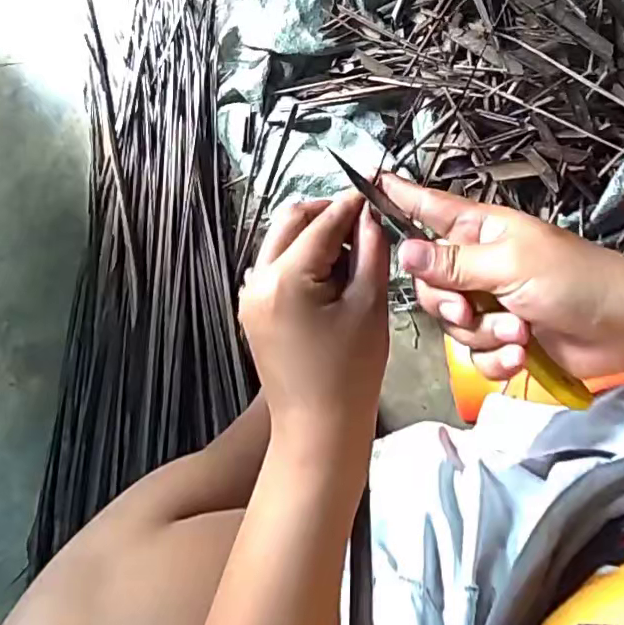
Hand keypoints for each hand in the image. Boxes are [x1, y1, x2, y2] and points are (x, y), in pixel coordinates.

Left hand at [239, 194, 389, 446]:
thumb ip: (371, 250)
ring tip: (350, 255)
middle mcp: (258, 280)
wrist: (319, 430)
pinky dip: (302, 257)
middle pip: (291, 220)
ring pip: (281, 239)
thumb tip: (369, 214)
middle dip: (328, 214)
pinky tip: (330, 276)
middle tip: (363, 225)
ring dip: (315, 235)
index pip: (322, 222)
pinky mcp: (253, 308)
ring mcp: (250, 295)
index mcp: (285, 279)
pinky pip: (276, 264)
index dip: (351, 204)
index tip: (373, 194)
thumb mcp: (370, 305)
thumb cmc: (351, 373)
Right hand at [380, 175, 623, 382]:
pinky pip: (474, 352)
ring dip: (482, 333)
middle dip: (447, 302)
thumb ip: (453, 263)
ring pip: (451, 322)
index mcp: (479, 230)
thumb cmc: (574, 278)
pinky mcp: (502, 338)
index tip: (369, 180)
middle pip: (428, 281)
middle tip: (470, 308)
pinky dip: (496, 358)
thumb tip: (402, 250)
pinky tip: (521, 354)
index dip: (399, 195)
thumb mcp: (510, 263)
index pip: (428, 206)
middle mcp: (477, 264)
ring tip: (518, 332)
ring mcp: (489, 302)